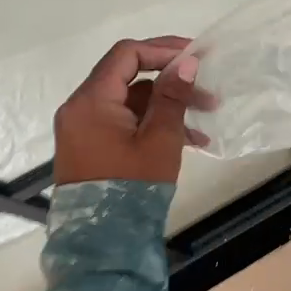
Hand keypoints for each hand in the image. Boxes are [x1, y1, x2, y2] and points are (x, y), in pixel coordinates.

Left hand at [52, 37, 216, 185]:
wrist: (102, 242)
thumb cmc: (131, 184)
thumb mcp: (160, 137)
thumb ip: (172, 95)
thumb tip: (186, 61)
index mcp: (91, 101)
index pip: (127, 55)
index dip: (163, 49)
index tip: (196, 55)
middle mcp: (82, 108)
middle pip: (131, 76)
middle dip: (173, 79)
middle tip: (207, 84)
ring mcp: (86, 128)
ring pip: (134, 99)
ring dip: (170, 102)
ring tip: (208, 113)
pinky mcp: (94, 145)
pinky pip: (128, 120)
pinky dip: (156, 122)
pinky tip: (192, 138)